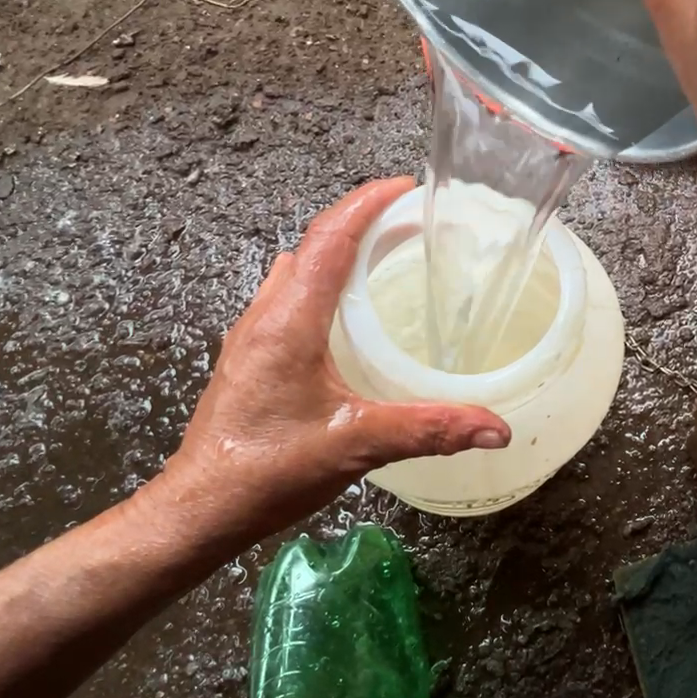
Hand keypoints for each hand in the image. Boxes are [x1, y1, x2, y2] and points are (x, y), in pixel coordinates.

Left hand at [142, 179, 508, 546]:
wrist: (198, 510)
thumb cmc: (265, 473)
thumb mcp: (355, 445)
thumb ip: (428, 430)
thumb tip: (497, 427)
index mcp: (288, 321)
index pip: (329, 238)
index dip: (368, 204)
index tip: (409, 187)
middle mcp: (267, 314)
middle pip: (316, 243)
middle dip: (366, 220)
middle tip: (417, 220)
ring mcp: (255, 332)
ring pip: (302, 266)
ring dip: (345, 247)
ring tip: (393, 252)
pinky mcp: (256, 353)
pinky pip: (295, 292)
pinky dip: (330, 278)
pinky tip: (358, 308)